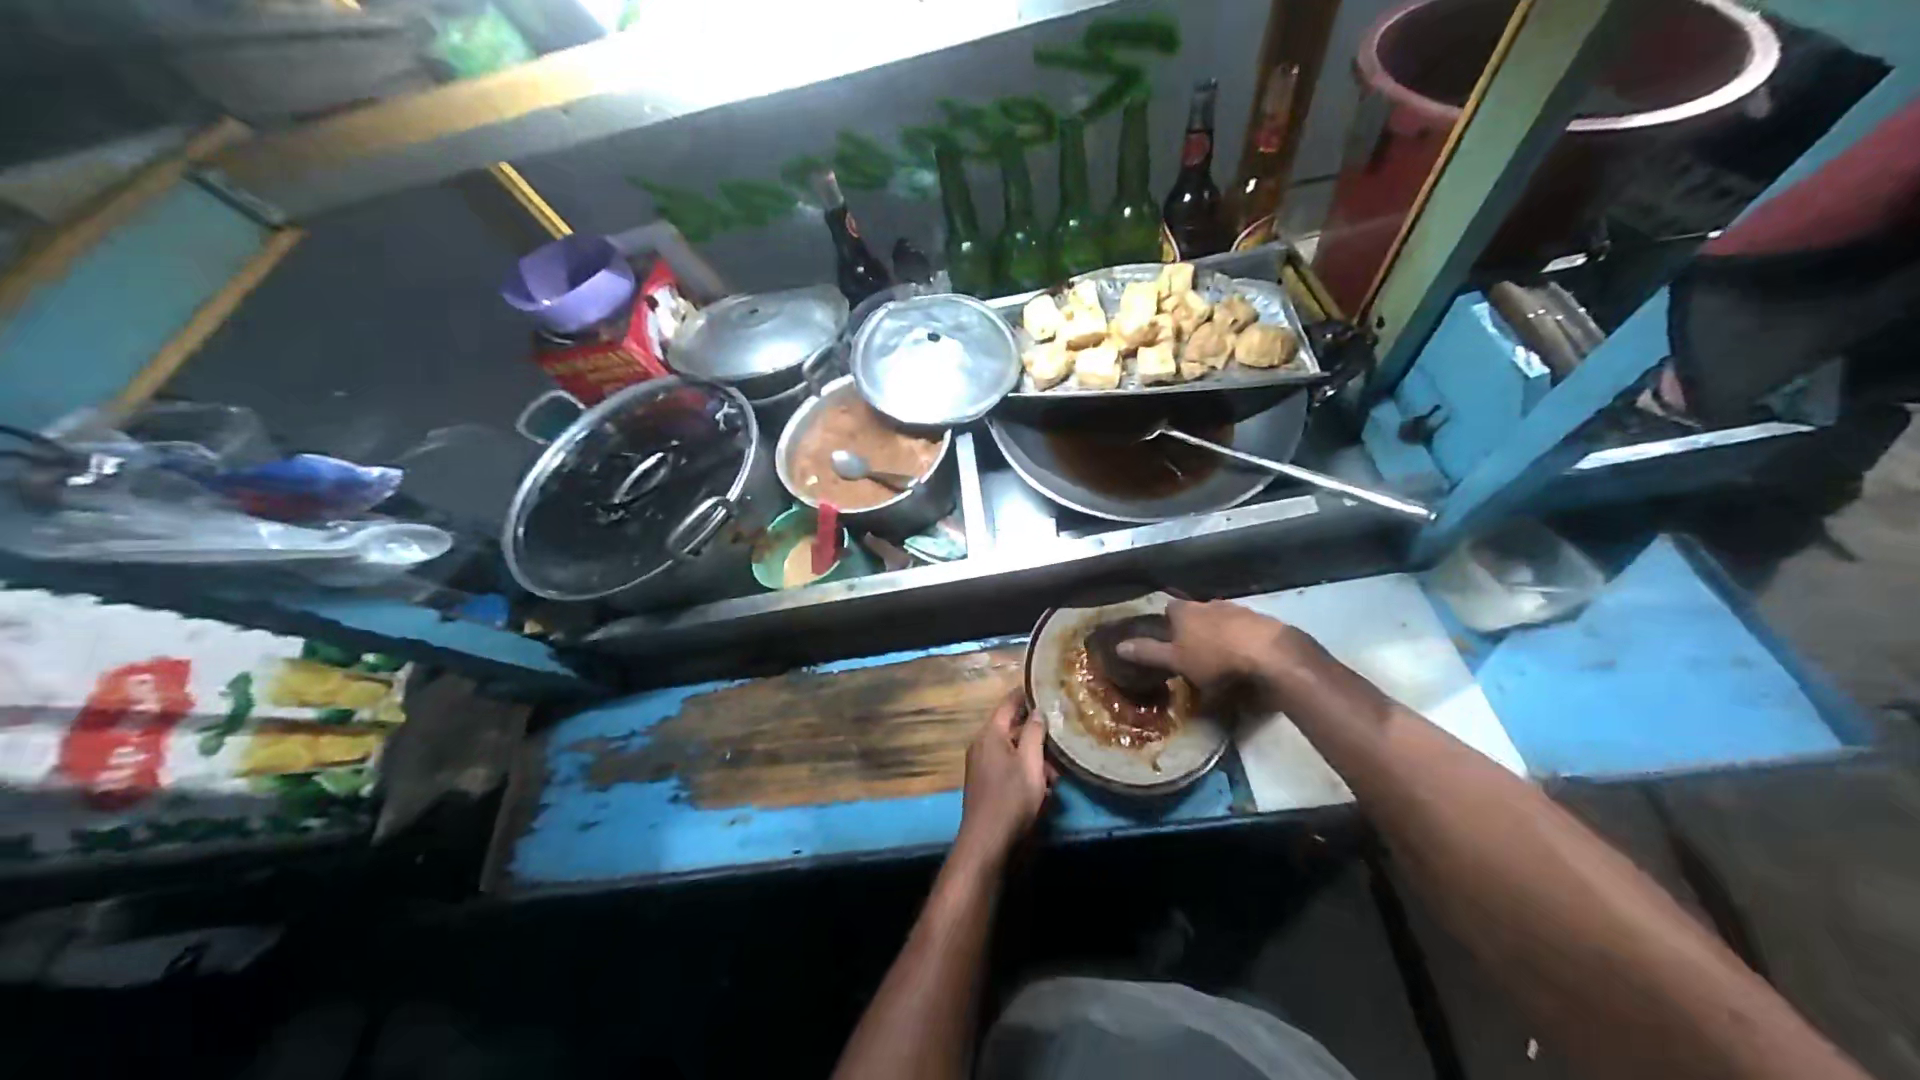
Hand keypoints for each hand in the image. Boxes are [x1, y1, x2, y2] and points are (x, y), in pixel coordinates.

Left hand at [954, 689, 1051, 868]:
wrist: (988, 842)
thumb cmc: (1011, 798)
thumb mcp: (1030, 762)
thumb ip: (1034, 733)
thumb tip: (1038, 710)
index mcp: (989, 734)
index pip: (1008, 703)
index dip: (1026, 695)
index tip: (1044, 687)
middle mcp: (982, 745)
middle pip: (1012, 729)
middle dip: (1037, 737)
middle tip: (1060, 745)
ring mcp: (982, 765)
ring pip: (1013, 751)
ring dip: (1035, 760)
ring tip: (1054, 778)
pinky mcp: (986, 784)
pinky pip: (1009, 768)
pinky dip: (1025, 774)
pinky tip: (1042, 791)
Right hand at [1115, 598, 1307, 701]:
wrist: (1269, 656)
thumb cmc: (1214, 658)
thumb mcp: (1176, 661)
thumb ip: (1148, 652)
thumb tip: (1118, 646)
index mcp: (1185, 611)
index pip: (1170, 608)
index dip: (1168, 622)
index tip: (1170, 639)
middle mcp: (1210, 604)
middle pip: (1197, 612)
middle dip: (1195, 627)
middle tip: (1195, 649)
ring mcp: (1239, 610)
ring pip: (1222, 618)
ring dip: (1220, 632)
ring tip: (1222, 655)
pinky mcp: (1263, 621)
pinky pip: (1246, 628)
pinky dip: (1242, 639)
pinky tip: (1246, 656)